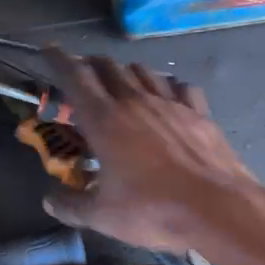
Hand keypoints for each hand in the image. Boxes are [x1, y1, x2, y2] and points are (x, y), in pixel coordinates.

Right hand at [39, 48, 257, 252]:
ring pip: (142, 70)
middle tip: (82, 73)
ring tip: (121, 82)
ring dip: (126, 71)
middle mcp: (134, 101)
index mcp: (104, 119)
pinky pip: (178, 86)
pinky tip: (166, 95)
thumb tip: (48, 200)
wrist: (216, 208)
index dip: (58, 59)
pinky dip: (166, 85)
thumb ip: (70, 205)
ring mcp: (170, 103)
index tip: (48, 49)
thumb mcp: (101, 215)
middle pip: (108, 66)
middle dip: (91, 64)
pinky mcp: (198, 112)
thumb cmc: (151, 209)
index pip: (75, 76)